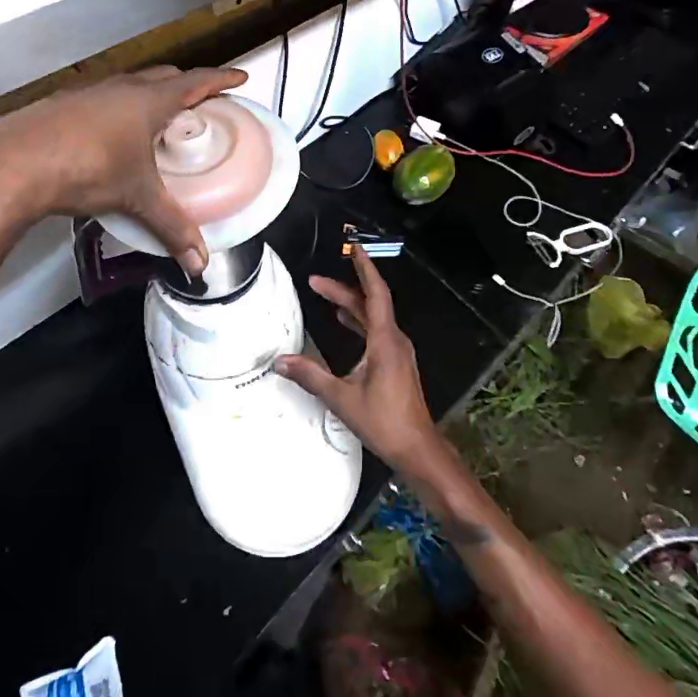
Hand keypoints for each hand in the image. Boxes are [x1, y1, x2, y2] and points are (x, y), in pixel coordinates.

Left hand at [0, 66, 247, 274]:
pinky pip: (103, 99)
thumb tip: (199, 265)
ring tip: (158, 120)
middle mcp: (121, 88)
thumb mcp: (137, 198)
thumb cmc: (87, 167)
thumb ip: (171, 228)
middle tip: (201, 103)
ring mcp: (89, 92)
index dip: (222, 78)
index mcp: (149, 101)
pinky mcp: (63, 104)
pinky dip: (119, 109)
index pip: (196, 81)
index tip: (241, 77)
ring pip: (130, 85)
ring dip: (149, 95)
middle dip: (186, 85)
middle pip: (164, 76)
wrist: (14, 161)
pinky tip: (112, 135)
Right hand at [275, 247, 444, 472]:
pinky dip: (359, 321)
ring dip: (351, 304)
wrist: (417, 449)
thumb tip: (280, 361)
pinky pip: (377, 331)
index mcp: (385, 341)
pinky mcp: (396, 362)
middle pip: (370, 304)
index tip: (354, 247)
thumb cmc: (384, 422)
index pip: (376, 294)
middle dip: (344, 288)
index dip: (365, 268)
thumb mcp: (342, 398)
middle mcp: (394, 340)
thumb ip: (311, 376)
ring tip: (326, 295)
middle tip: (315, 281)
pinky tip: (345, 323)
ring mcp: (397, 351)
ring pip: (374, 317)